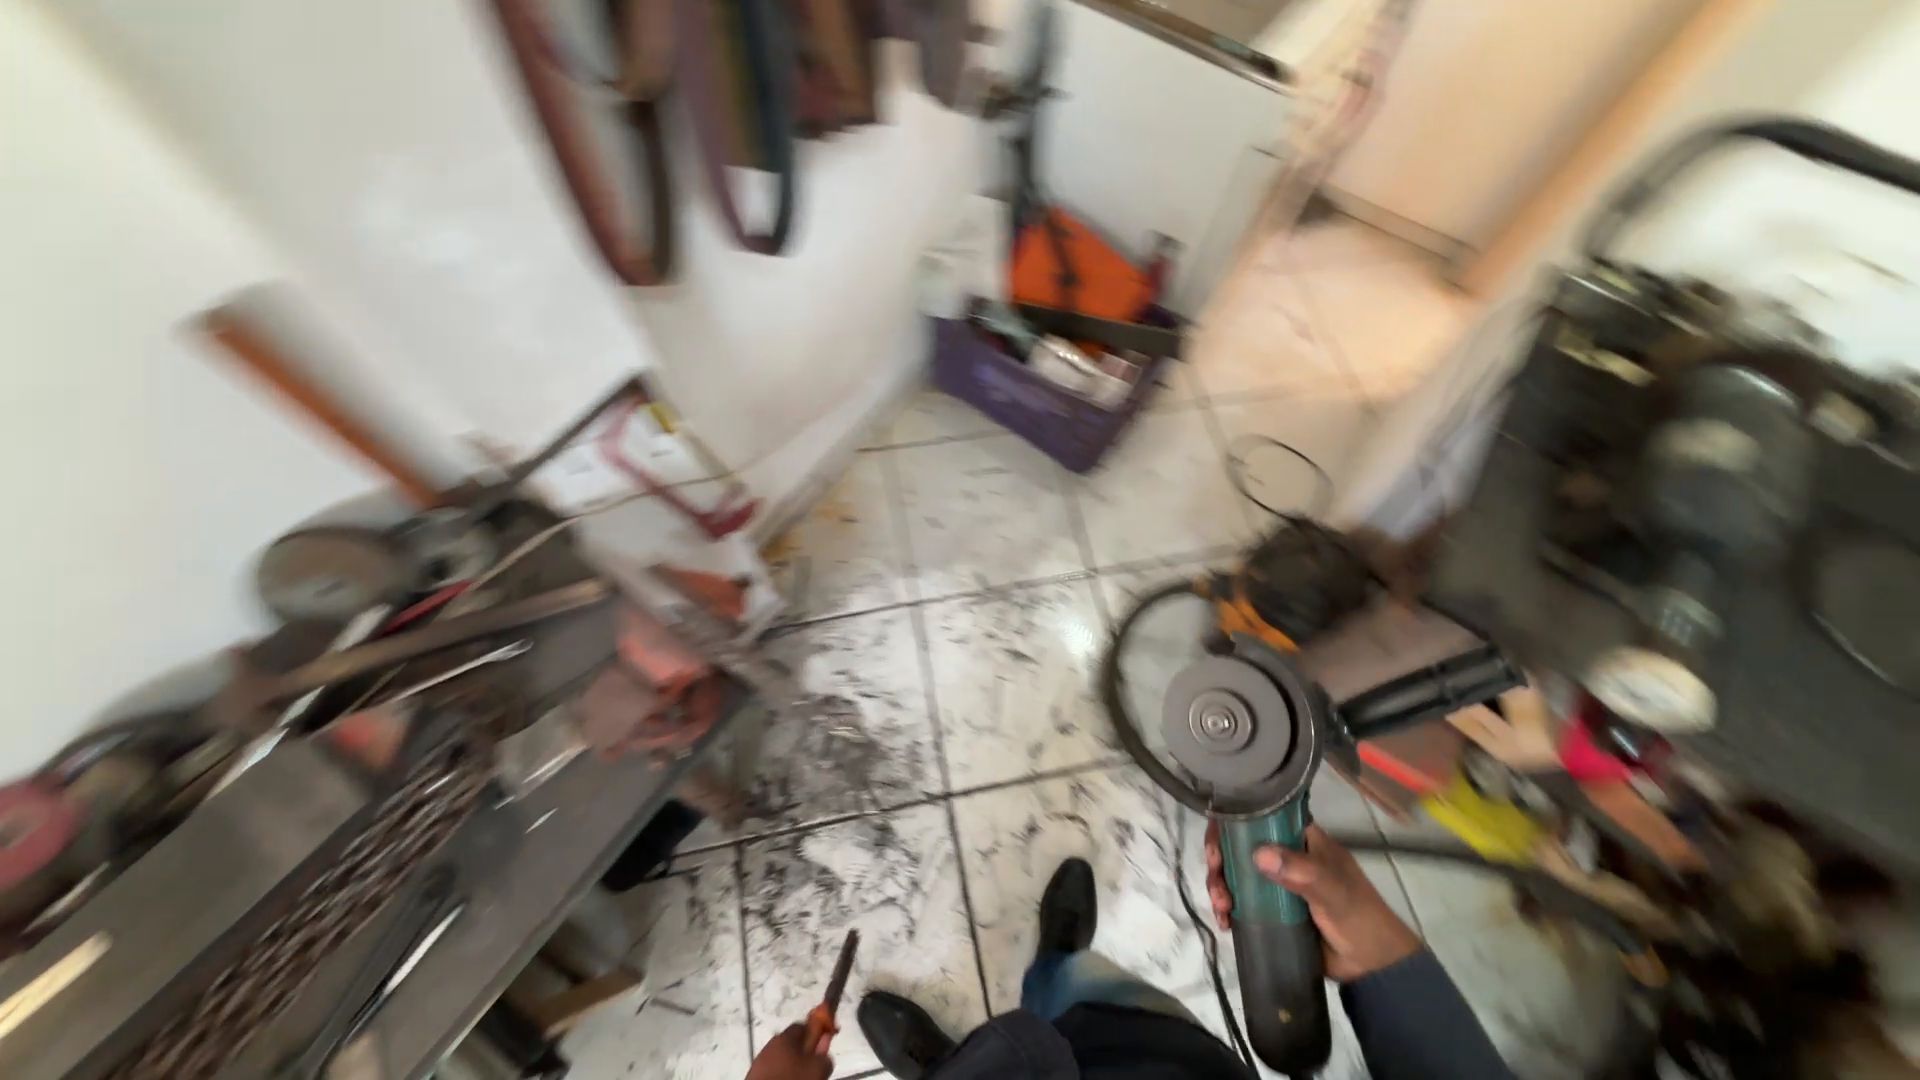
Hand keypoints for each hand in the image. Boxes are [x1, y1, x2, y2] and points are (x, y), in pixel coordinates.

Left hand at [745, 1024, 832, 1079]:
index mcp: (785, 1037)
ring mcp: (759, 1062)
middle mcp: (770, 1045)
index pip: (802, 1026)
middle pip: (791, 1044)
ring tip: (800, 1077)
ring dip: (791, 1066)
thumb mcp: (817, 1069)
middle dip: (803, 1052)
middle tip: (812, 1066)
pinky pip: (772, 1071)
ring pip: (782, 1059)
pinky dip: (781, 1075)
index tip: (822, 1044)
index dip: (814, 1033)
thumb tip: (824, 1050)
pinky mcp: (754, 1076)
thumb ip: (825, 1056)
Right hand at [1205, 822, 1421, 980]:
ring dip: (1220, 887)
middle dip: (1219, 862)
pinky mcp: (1268, 908)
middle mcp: (1282, 853)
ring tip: (1222, 909)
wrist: (1371, 966)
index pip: (1258, 816)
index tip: (1218, 845)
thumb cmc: (1358, 916)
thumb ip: (1301, 871)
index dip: (1231, 824)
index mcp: (1299, 837)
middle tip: (1216, 882)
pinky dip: (1226, 908)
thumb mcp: (1333, 890)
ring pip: (1234, 873)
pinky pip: (1238, 900)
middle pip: (1238, 845)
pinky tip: (1225, 923)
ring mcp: (1273, 881)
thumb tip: (1258, 854)